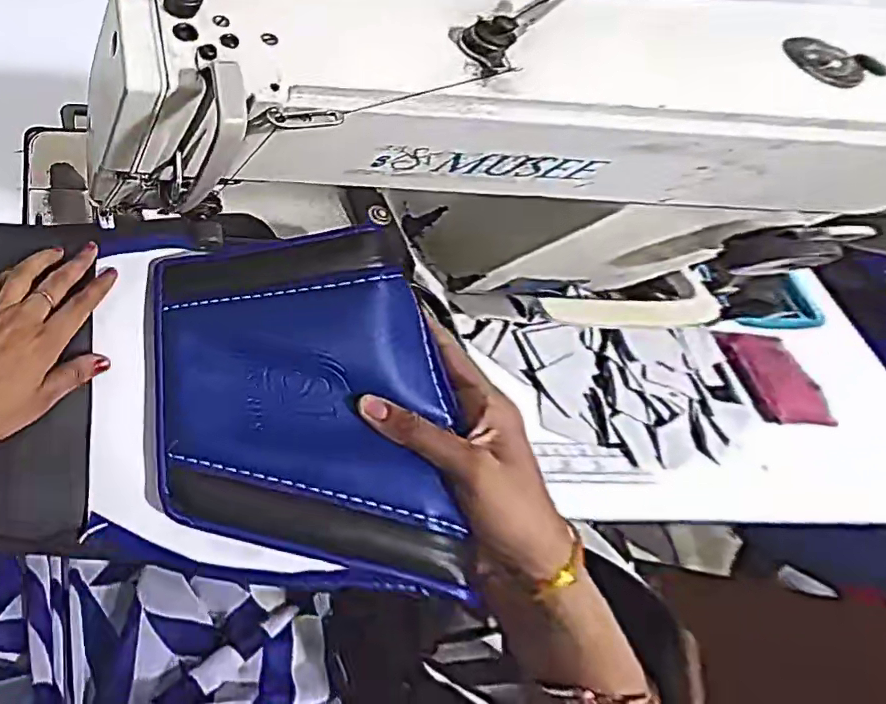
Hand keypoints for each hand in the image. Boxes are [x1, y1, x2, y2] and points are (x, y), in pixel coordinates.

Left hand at [0, 244, 118, 477]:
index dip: (97, 287)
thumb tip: (97, 362)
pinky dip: (4, 274)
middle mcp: (22, 321)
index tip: (107, 275)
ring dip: (43, 259)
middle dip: (78, 263)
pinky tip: (9, 272)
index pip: (79, 306)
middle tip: (89, 251)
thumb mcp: (42, 400)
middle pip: (56, 282)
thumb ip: (73, 375)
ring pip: (24, 274)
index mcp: (44, 342)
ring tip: (55, 251)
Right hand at [357, 311, 574, 584]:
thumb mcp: (470, 465)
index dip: (424, 329)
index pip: (451, 353)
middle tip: (362, 350)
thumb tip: (374, 404)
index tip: (397, 308)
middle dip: (395, 367)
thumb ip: (419, 432)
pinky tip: (365, 431)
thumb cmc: (525, 520)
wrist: (529, 576)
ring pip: (412, 412)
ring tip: (356, 388)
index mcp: (490, 407)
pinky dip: (386, 436)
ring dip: (388, 406)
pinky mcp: (438, 468)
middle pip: (425, 381)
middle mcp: (470, 420)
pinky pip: (405, 442)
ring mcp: (453, 444)